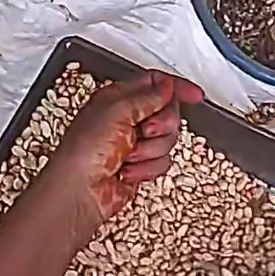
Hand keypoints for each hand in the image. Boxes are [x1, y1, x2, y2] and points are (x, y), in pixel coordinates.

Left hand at [46, 70, 204, 223]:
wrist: (80, 191)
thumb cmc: (85, 151)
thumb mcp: (116, 111)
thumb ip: (147, 96)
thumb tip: (167, 86)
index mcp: (118, 99)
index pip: (155, 84)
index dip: (177, 88)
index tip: (195, 96)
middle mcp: (128, 119)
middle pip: (168, 113)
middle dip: (161, 124)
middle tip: (145, 131)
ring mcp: (135, 144)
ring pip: (168, 140)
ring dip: (151, 149)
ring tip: (129, 154)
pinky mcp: (141, 166)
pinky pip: (163, 162)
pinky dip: (148, 168)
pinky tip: (128, 171)